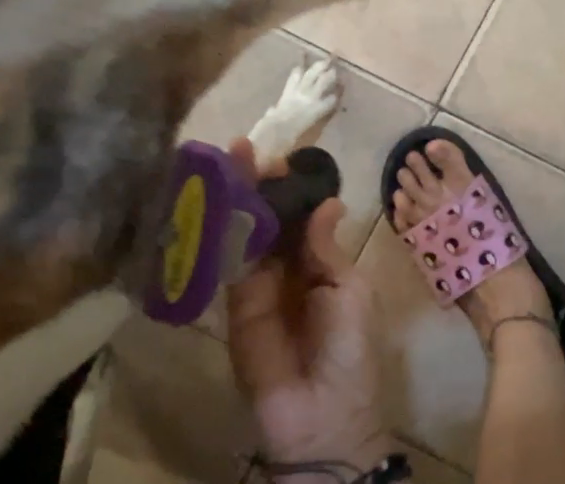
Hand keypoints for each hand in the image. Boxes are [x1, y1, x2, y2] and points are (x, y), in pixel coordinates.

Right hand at [223, 140, 390, 472]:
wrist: (320, 415)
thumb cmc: (349, 350)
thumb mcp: (348, 293)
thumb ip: (327, 248)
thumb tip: (327, 201)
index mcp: (322, 261)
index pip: (303, 214)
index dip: (292, 186)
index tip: (282, 158)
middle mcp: (287, 266)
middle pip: (270, 216)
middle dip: (259, 182)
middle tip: (244, 148)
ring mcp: (257, 282)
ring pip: (246, 230)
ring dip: (237, 196)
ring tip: (227, 158)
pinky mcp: (233, 300)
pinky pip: (227, 259)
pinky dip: (220, 228)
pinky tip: (215, 197)